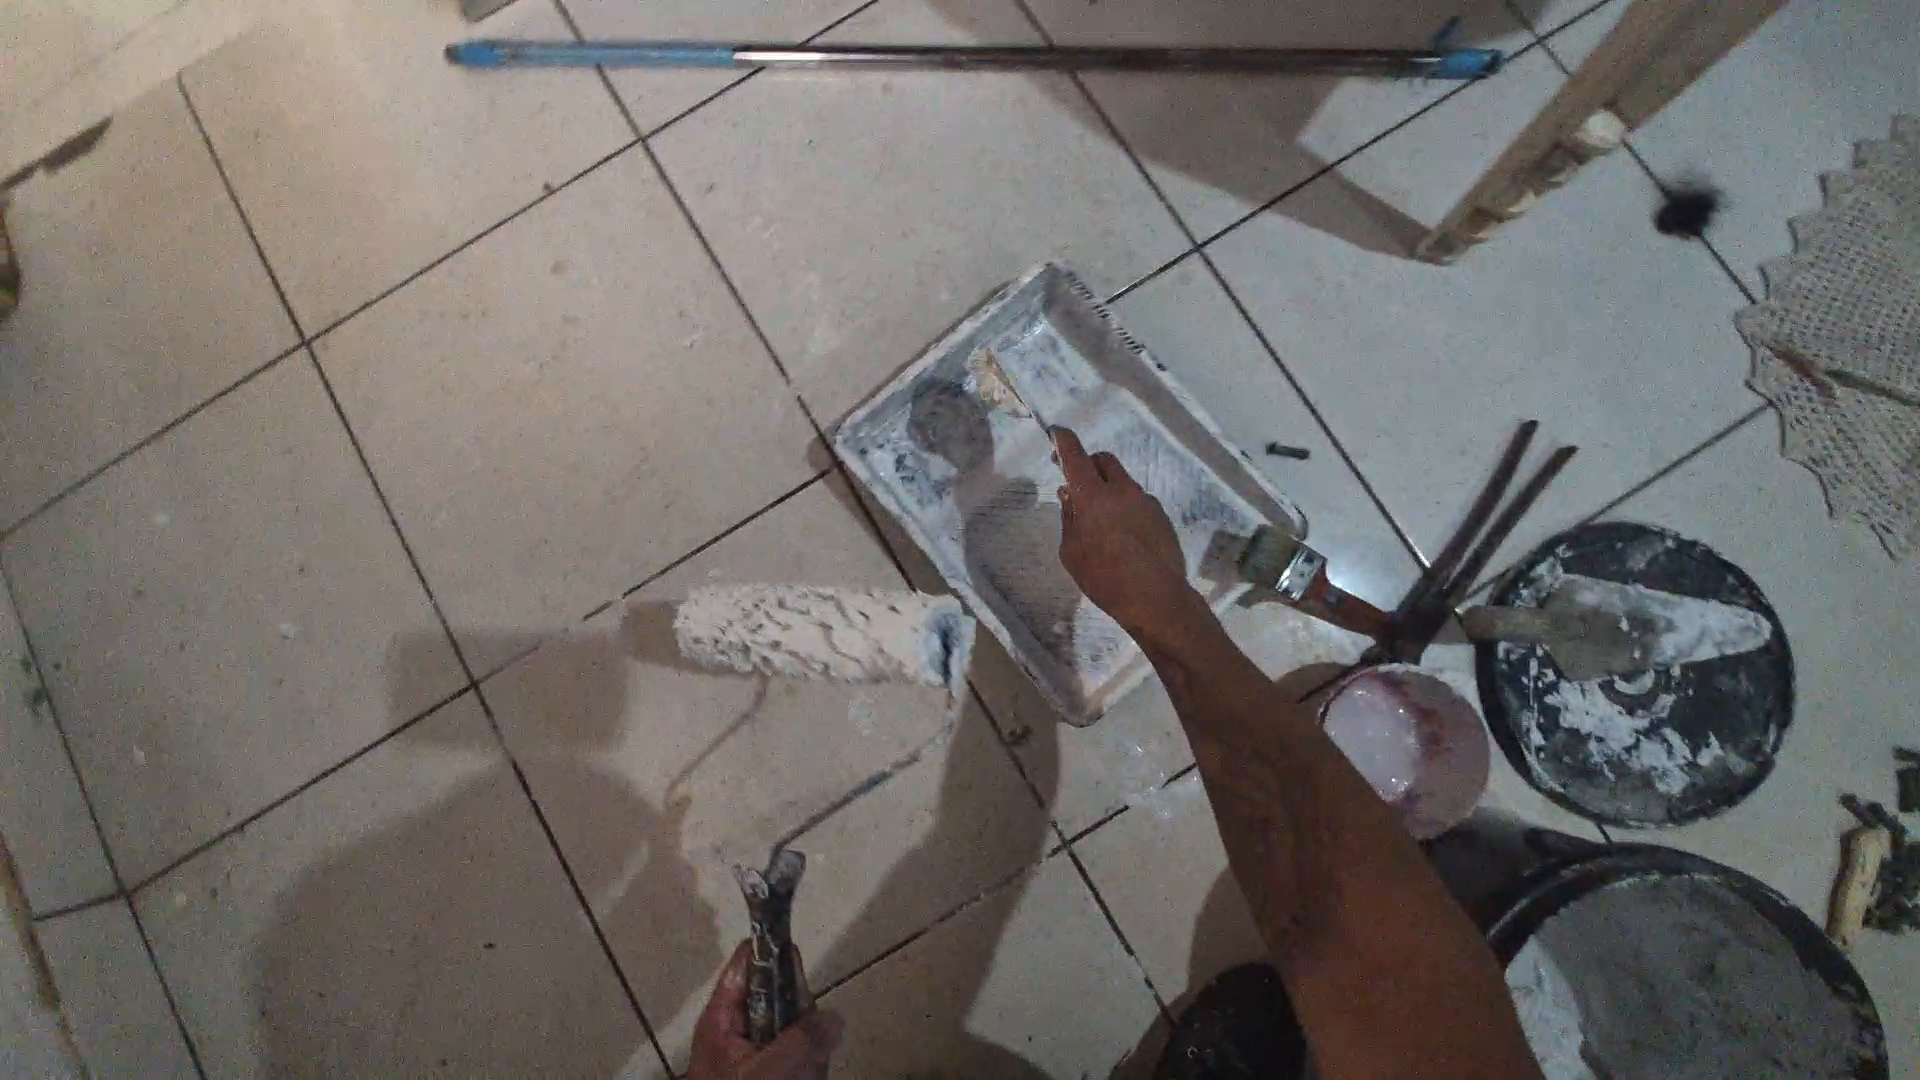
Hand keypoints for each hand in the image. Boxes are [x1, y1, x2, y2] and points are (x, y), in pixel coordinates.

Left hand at [687, 942, 843, 1079]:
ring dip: (807, 1040)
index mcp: (723, 1014)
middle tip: (810, 1032)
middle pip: (777, 989)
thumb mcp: (766, 1073)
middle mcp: (735, 1023)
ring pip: (790, 1020)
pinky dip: (806, 1061)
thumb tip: (834, 1017)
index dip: (773, 947)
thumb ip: (801, 1040)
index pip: (748, 959)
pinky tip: (808, 1075)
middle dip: (800, 1007)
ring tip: (807, 1069)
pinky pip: (793, 1049)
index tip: (800, 952)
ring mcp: (750, 1046)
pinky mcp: (763, 1066)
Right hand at [1054, 427, 1203, 643]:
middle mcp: (1121, 490)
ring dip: (1108, 486)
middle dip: (1088, 462)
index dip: (1064, 442)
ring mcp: (1145, 501)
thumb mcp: (1071, 552)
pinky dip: (1125, 505)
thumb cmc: (1104, 578)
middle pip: (1104, 459)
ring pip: (1122, 480)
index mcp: (1093, 496)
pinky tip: (1122, 533)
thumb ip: (1069, 518)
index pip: (1076, 456)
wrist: (1156, 597)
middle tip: (1076, 479)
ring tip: (1100, 515)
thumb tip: (1069, 494)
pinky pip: (1137, 500)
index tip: (1057, 432)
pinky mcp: (1161, 516)